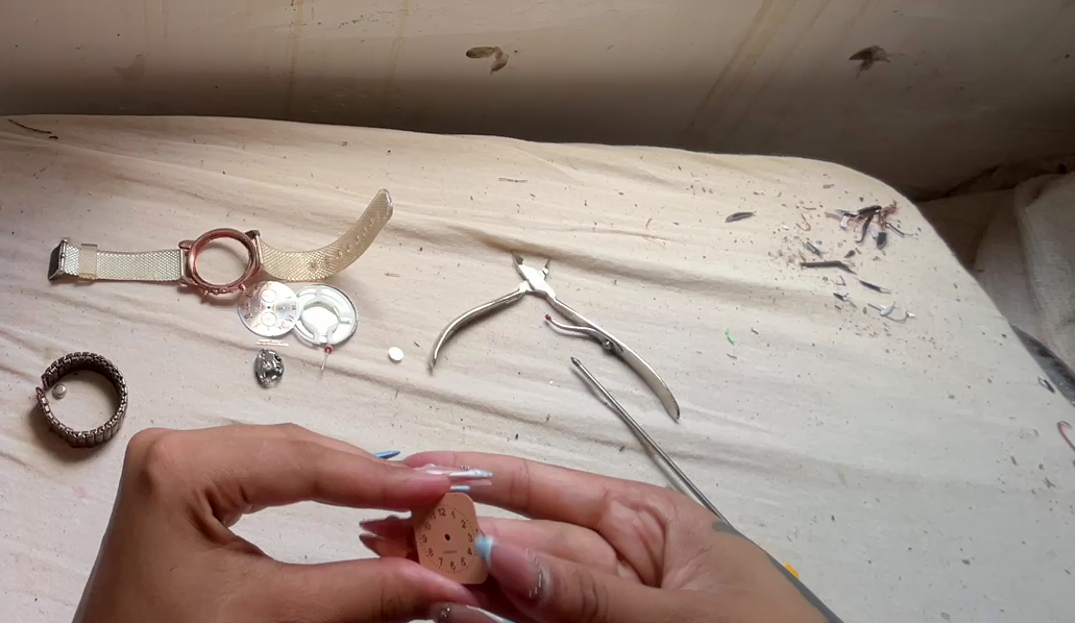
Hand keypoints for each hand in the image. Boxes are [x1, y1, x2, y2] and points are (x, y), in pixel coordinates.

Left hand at [74, 425, 495, 622]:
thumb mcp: (267, 616)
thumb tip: (437, 579)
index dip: (373, 475)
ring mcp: (169, 460)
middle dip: (357, 473)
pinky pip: (250, 468)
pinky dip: (299, 481)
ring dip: (333, 474)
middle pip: (284, 447)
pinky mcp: (175, 481)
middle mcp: (170, 448)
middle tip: (426, 497)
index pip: (295, 460)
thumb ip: (357, 595)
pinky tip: (339, 490)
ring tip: (396, 494)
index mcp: (178, 467)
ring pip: (270, 452)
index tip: (435, 487)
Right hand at [359, 450, 836, 622]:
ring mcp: (604, 606)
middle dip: (453, 531)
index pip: (542, 485)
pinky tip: (444, 599)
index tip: (418, 467)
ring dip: (457, 571)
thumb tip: (500, 553)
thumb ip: (590, 591)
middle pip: (519, 537)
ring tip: (395, 554)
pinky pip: (533, 622)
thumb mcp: (686, 619)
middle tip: (387, 526)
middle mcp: (616, 556)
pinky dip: (489, 612)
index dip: (475, 474)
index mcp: (645, 521)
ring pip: (517, 583)